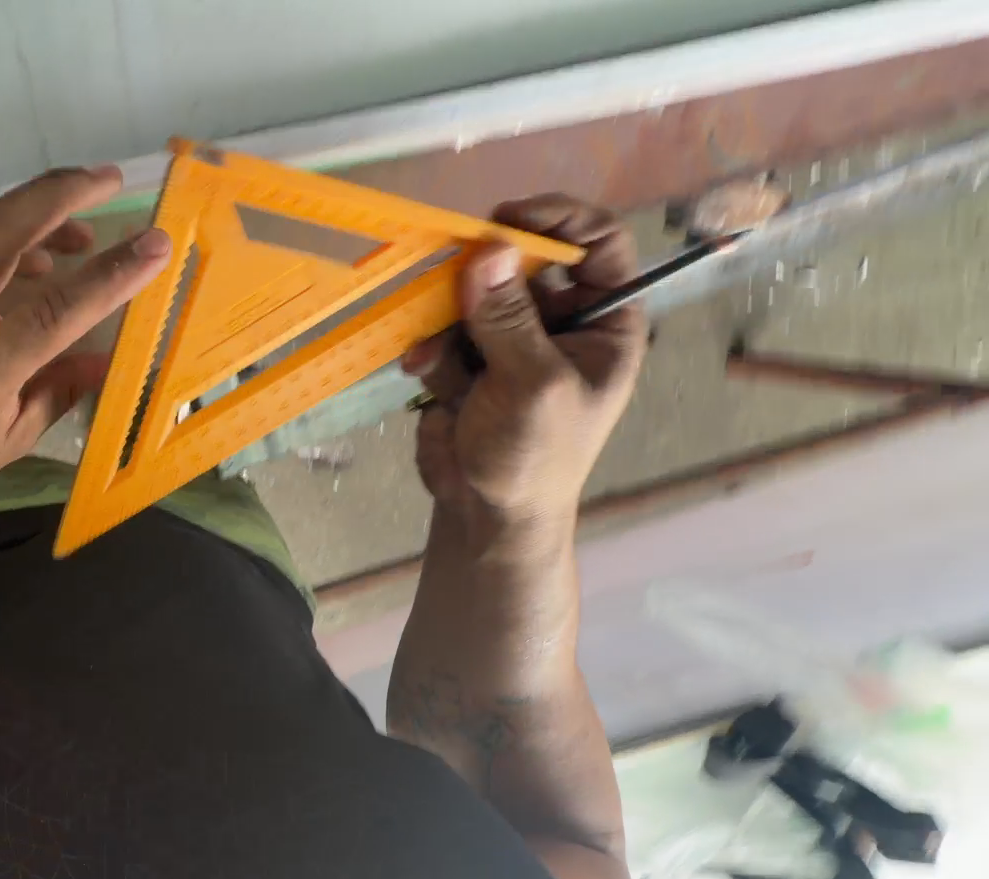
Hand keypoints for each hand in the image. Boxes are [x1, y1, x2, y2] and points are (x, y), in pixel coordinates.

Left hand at [0, 166, 171, 524]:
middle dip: (59, 193)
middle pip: (3, 234)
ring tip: (82, 224)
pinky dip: (4, 234)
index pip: (52, 313)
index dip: (108, 276)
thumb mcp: (10, 440)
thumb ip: (59, 391)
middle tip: (107, 178)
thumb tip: (107, 358)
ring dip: (33, 207)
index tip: (154, 245)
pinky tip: (36, 254)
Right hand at [403, 195, 645, 541]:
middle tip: (447, 280)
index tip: (505, 220)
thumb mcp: (532, 384)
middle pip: (520, 268)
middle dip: (480, 279)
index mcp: (603, 321)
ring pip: (470, 300)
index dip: (558, 222)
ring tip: (429, 356)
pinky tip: (420, 371)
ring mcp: (506, 344)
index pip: (596, 245)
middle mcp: (556, 323)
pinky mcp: (463, 366)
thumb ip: (508, 318)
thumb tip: (489, 250)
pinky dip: (427, 351)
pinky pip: (441, 336)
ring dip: (445, 322)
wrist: (485, 512)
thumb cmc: (534, 454)